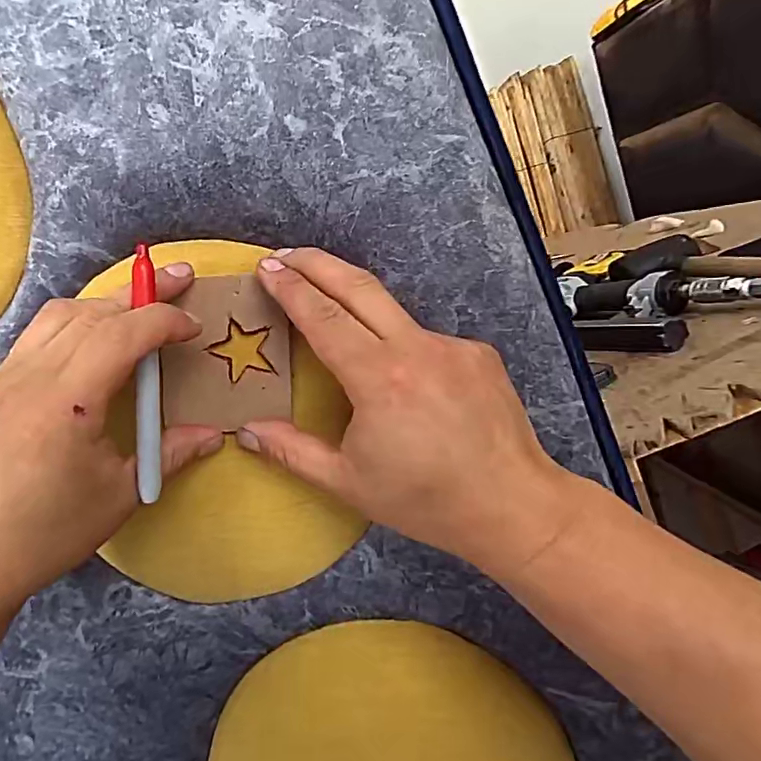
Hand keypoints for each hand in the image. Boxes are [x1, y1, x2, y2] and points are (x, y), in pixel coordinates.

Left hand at [0, 262, 224, 619]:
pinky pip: (37, 335)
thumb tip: (213, 435)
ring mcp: (5, 378)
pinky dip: (73, 323)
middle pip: (92, 312)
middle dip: (141, 293)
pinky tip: (91, 342)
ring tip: (138, 310)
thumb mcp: (119, 496)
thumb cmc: (48, 533)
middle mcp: (31, 376)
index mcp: (66, 402)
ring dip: (104, 304)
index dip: (163, 320)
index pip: (121, 334)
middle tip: (179, 279)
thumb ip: (168, 454)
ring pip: (59, 314)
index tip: (193, 326)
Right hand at [238, 248, 587, 576]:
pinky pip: (425, 338)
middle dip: (317, 263)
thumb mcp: (348, 482)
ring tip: (331, 312)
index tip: (267, 268)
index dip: (291, 289)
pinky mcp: (478, 353)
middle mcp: (417, 349)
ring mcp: (453, 346)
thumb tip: (247, 431)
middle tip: (285, 255)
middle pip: (359, 287)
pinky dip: (400, 346)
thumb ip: (292, 452)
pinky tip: (400, 377)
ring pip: (394, 312)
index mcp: (379, 379)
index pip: (324, 317)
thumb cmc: (425, 500)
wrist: (513, 506)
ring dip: (356, 302)